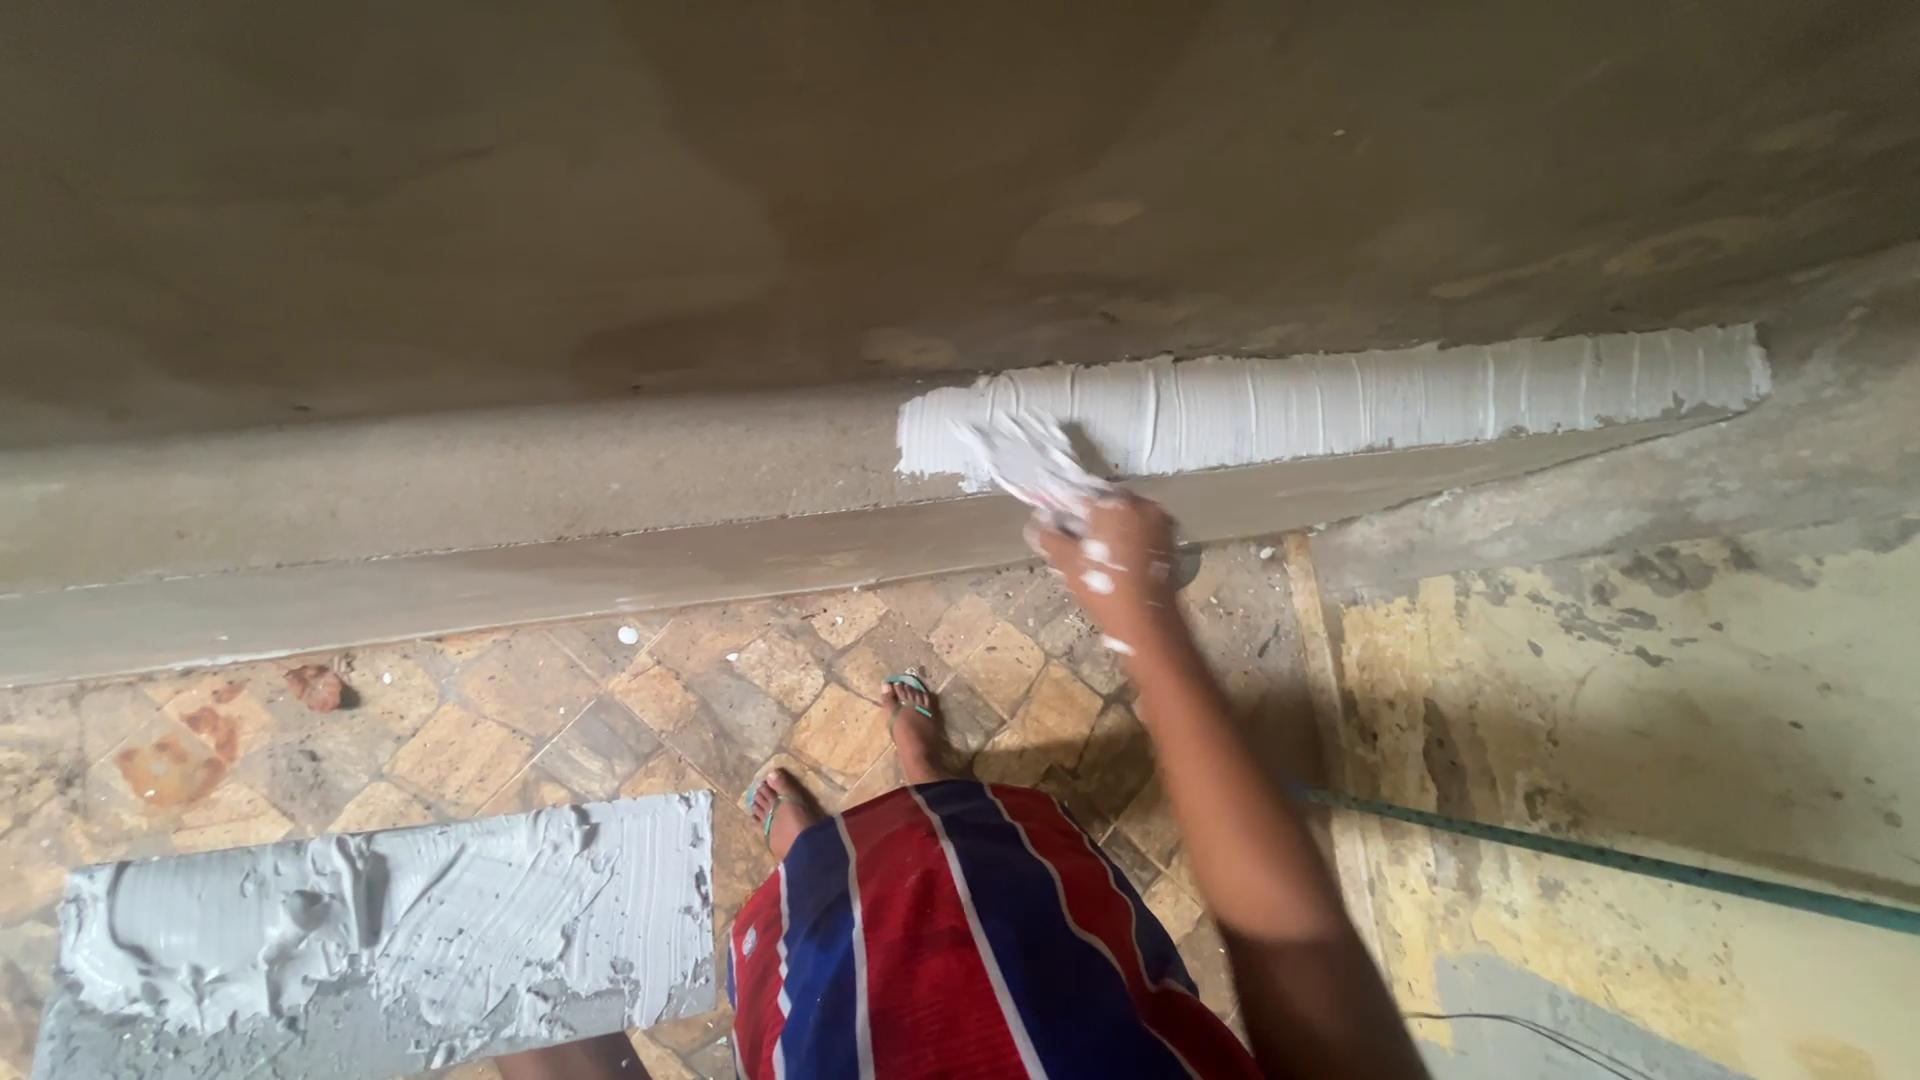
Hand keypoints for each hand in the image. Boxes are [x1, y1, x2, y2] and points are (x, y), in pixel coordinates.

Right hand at [1031, 493, 1183, 655]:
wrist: (1147, 620)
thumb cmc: (1104, 587)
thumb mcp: (1068, 562)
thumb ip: (1050, 536)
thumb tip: (1039, 523)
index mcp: (1116, 504)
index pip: (1084, 495)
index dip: (1068, 509)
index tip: (1058, 522)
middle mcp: (1143, 505)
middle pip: (1109, 504)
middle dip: (1092, 518)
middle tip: (1076, 537)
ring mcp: (1161, 522)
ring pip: (1128, 517)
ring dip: (1112, 527)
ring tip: (1096, 549)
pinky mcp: (1171, 540)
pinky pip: (1143, 530)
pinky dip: (1129, 537)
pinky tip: (1116, 556)